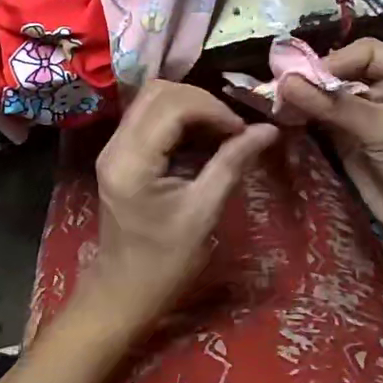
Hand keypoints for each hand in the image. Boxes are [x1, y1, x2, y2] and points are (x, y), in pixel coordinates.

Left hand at [79, 81, 279, 338]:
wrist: (125, 289)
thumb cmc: (166, 260)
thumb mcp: (204, 212)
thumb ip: (232, 163)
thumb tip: (268, 129)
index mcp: (131, 161)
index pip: (172, 106)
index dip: (213, 109)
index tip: (241, 132)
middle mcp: (115, 145)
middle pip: (159, 92)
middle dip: (202, 101)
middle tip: (233, 129)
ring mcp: (113, 147)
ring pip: (152, 100)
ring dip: (191, 107)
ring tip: (222, 133)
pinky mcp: (120, 153)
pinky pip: (149, 118)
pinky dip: (180, 120)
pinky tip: (203, 140)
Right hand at [280, 39, 382, 300]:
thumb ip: (334, 105)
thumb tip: (285, 81)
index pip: (366, 52)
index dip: (335, 60)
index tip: (303, 76)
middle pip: (344, 73)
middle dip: (313, 80)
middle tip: (278, 89)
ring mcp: (368, 120)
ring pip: (330, 99)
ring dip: (305, 100)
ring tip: (277, 104)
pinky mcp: (352, 145)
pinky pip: (324, 123)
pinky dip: (306, 119)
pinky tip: (286, 118)